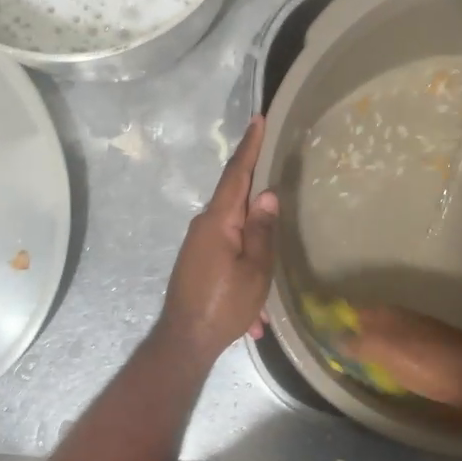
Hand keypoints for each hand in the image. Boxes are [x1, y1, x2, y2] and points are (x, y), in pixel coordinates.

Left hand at [159, 117, 279, 360]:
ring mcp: (196, 246)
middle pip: (234, 202)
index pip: (236, 175)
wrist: (185, 341)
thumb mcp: (254, 270)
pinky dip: (243, 273)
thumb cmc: (224, 305)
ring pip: (233, 236)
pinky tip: (252, 315)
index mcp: (217, 221)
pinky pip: (227, 257)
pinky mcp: (196, 264)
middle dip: (257, 199)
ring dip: (253, 254)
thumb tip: (267, 194)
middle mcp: (202, 227)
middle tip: (276, 175)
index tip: (258, 119)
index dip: (249, 147)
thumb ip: (261, 230)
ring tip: (266, 284)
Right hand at [344, 305, 461, 421]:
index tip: (320, 322)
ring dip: (377, 347)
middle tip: (334, 344)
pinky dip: (394, 364)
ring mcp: (430, 346)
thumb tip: (334, 336)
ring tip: (357, 361)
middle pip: (378, 324)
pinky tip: (392, 376)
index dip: (342, 315)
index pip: (362, 311)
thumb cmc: (439, 367)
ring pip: (394, 341)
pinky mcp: (444, 367)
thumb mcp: (393, 352)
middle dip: (357, 330)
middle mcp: (412, 327)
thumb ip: (363, 344)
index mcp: (398, 319)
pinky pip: (409, 360)